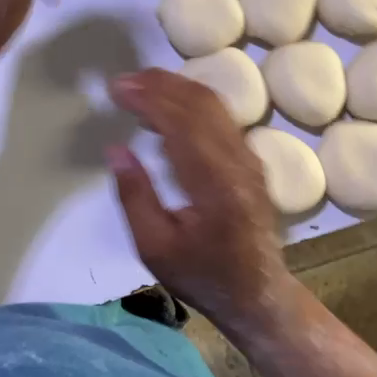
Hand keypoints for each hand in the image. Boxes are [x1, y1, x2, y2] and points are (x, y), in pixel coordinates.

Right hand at [107, 70, 293, 323]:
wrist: (259, 296)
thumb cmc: (202, 275)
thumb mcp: (154, 248)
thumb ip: (135, 196)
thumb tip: (116, 149)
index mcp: (214, 184)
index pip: (181, 123)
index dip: (147, 98)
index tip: (116, 89)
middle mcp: (238, 163)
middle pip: (200, 103)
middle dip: (159, 84)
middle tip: (122, 81)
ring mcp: (249, 159)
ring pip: (214, 104)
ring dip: (175, 87)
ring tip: (139, 85)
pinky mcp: (250, 160)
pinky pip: (220, 116)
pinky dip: (189, 100)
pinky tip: (166, 106)